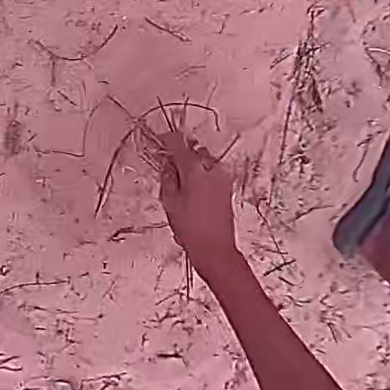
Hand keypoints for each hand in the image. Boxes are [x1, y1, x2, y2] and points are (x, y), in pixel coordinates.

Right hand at [156, 131, 241, 269]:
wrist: (215, 249)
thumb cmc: (192, 229)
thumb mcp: (169, 201)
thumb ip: (167, 177)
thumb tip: (167, 165)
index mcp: (195, 170)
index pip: (178, 144)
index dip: (167, 140)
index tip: (161, 139)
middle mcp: (212, 170)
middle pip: (193, 150)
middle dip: (181, 155)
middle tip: (168, 166)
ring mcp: (222, 178)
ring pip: (204, 161)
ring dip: (193, 165)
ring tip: (181, 182)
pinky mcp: (227, 188)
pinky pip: (212, 172)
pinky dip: (202, 174)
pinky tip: (192, 190)